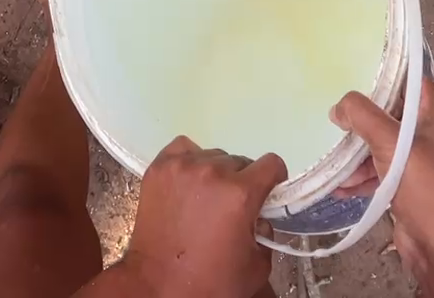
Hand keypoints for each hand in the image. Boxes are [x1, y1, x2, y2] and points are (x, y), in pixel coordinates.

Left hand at [117, 137, 286, 297]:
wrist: (158, 286)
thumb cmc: (210, 281)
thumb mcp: (255, 267)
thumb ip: (267, 234)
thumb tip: (261, 217)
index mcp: (240, 194)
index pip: (271, 164)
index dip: (274, 179)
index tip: (268, 191)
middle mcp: (213, 171)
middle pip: (240, 162)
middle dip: (242, 183)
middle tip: (232, 209)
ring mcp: (183, 166)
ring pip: (213, 156)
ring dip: (216, 174)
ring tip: (205, 200)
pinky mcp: (160, 166)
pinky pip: (184, 149)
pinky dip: (190, 161)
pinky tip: (188, 183)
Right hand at [332, 82, 433, 297]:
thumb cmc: (428, 190)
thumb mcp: (392, 143)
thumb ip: (362, 115)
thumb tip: (339, 107)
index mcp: (433, 114)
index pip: (408, 78)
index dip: (383, 69)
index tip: (350, 63)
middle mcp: (427, 133)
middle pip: (388, 110)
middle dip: (360, 112)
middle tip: (333, 107)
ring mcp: (417, 161)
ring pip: (379, 141)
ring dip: (355, 148)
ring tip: (330, 152)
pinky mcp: (407, 186)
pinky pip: (378, 170)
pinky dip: (359, 174)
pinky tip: (337, 184)